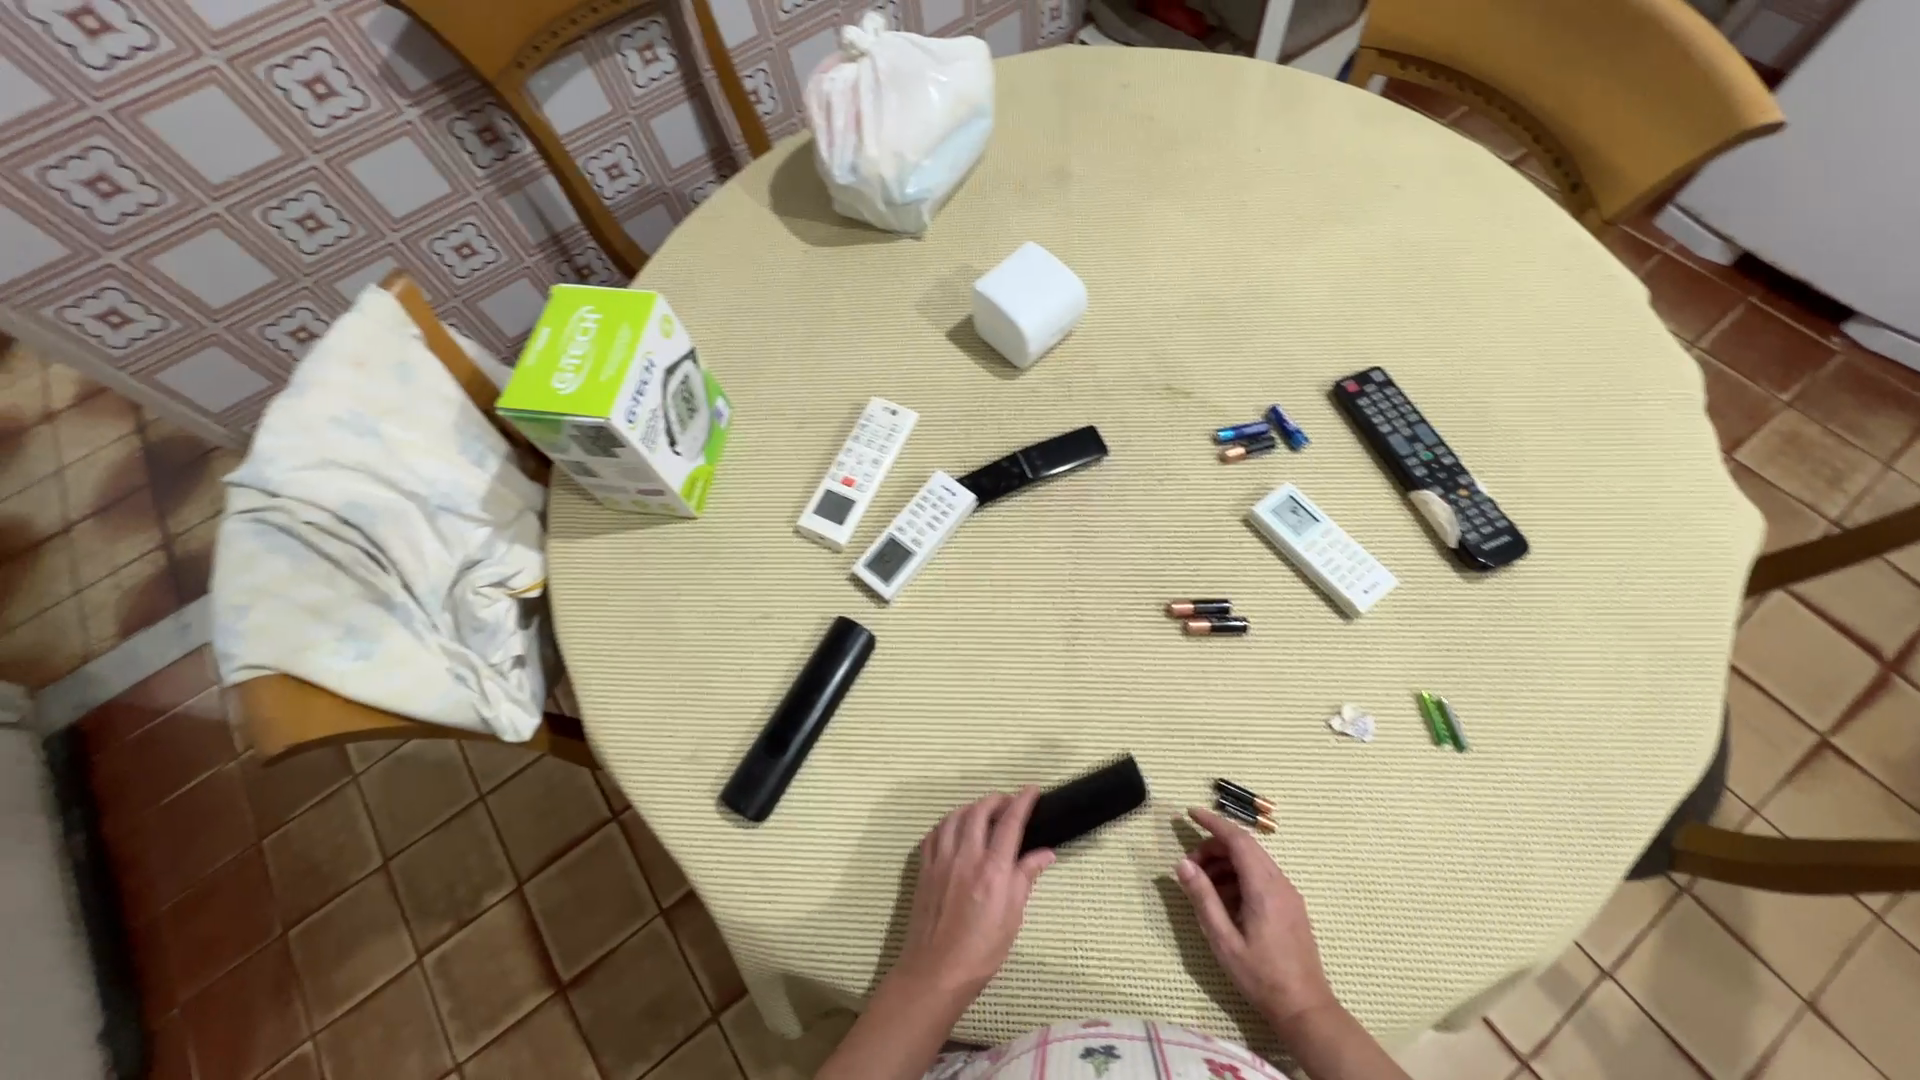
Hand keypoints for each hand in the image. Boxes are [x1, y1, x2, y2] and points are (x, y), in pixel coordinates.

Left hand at [894, 788, 1054, 996]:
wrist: (935, 972)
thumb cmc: (981, 951)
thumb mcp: (1013, 917)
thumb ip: (1026, 878)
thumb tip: (1045, 853)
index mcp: (992, 870)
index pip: (1010, 823)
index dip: (1023, 801)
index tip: (1032, 790)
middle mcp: (965, 857)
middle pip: (979, 811)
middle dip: (996, 800)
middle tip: (1009, 803)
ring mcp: (940, 861)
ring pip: (954, 817)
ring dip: (971, 807)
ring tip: (983, 812)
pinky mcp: (924, 870)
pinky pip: (934, 834)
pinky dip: (946, 823)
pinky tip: (954, 830)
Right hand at [1174, 806, 1337, 1028]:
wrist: (1305, 1008)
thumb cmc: (1260, 976)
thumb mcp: (1223, 939)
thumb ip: (1203, 898)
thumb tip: (1183, 864)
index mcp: (1264, 888)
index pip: (1237, 840)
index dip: (1213, 822)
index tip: (1189, 813)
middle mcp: (1280, 883)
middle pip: (1245, 847)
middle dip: (1214, 846)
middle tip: (1189, 865)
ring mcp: (1289, 894)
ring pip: (1253, 862)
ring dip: (1225, 863)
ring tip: (1203, 885)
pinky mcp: (1291, 906)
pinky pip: (1262, 877)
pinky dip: (1239, 876)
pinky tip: (1224, 899)